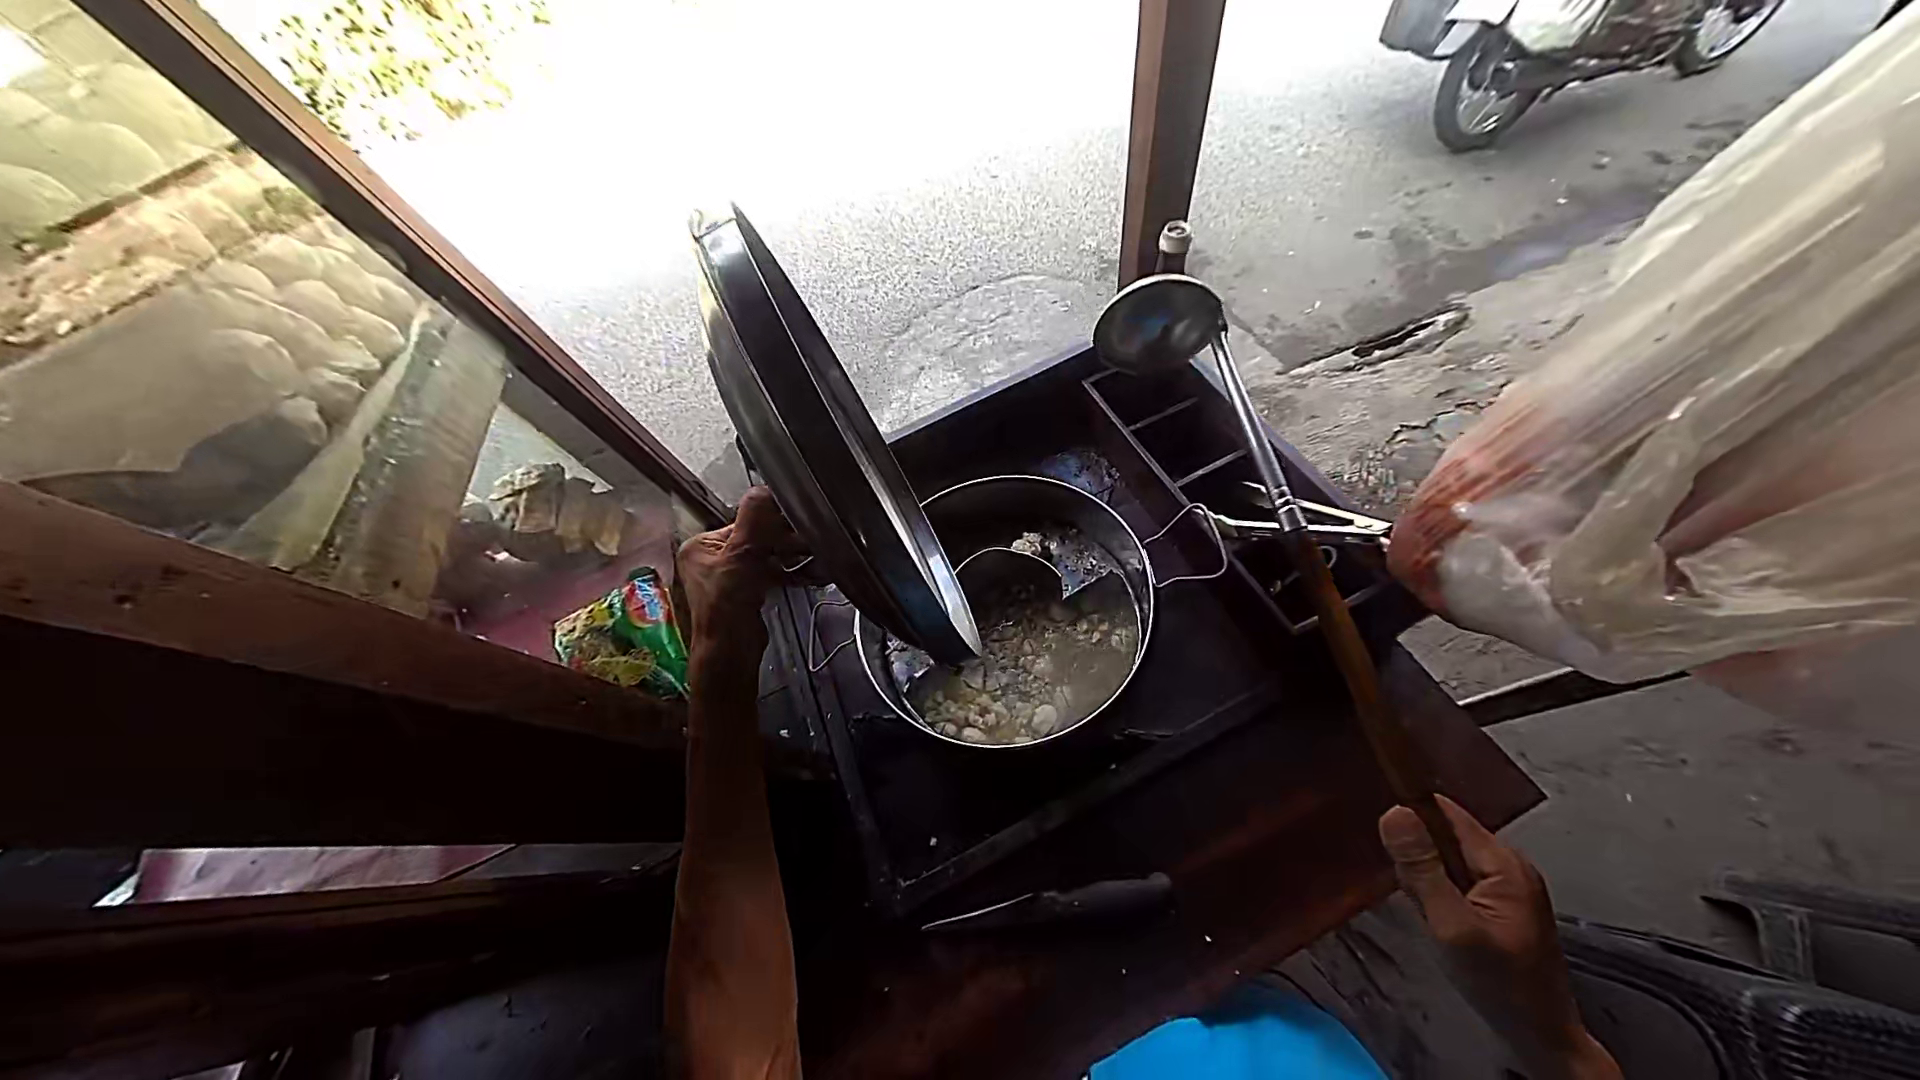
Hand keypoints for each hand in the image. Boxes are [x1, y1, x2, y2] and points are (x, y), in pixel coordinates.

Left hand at [676, 487, 795, 664]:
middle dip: (784, 542)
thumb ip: (754, 522)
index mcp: (700, 545)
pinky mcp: (745, 592)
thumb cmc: (727, 607)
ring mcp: (728, 576)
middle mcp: (711, 558)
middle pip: (756, 538)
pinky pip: (769, 572)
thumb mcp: (741, 556)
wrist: (731, 652)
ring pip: (765, 555)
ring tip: (812, 558)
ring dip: (790, 557)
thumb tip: (764, 489)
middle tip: (809, 544)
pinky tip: (807, 573)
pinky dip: (788, 572)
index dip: (771, 524)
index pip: (743, 523)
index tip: (796, 526)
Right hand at [1379, 797, 1620, 1079]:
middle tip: (1410, 888)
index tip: (1382, 828)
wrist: (1541, 1040)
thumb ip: (1421, 868)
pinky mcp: (1495, 900)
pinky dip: (1432, 887)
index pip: (1443, 810)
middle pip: (1440, 831)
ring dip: (1422, 872)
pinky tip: (1432, 912)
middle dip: (1414, 852)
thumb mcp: (1451, 925)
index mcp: (1502, 863)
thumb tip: (1394, 810)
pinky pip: (1450, 874)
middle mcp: (1507, 864)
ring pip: (1441, 853)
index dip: (1409, 809)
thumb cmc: (1499, 983)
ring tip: (1424, 906)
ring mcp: (1504, 883)